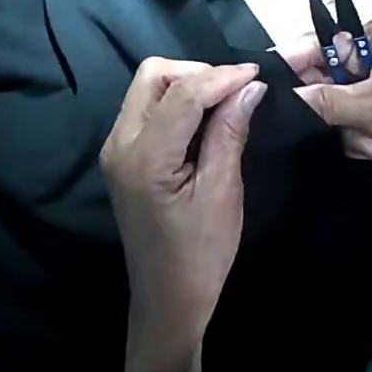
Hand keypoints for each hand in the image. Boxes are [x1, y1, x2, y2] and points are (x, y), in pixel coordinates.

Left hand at [101, 59, 267, 353]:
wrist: (166, 298)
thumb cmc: (201, 254)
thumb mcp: (222, 192)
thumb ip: (230, 132)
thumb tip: (250, 87)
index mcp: (144, 157)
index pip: (182, 94)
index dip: (221, 77)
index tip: (257, 74)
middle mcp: (119, 142)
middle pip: (152, 75)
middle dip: (196, 73)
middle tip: (235, 90)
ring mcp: (115, 146)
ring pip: (147, 86)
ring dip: (185, 83)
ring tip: (223, 100)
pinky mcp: (120, 152)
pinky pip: (145, 106)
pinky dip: (175, 100)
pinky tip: (203, 115)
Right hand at [279, 22, 371, 200]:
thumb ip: (323, 101)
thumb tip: (278, 99)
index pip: (317, 43)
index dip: (294, 62)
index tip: (267, 83)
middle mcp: (367, 62)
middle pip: (318, 78)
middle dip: (327, 107)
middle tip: (333, 124)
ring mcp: (368, 94)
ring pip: (326, 108)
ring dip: (345, 131)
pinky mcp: (369, 123)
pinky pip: (339, 128)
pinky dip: (354, 142)